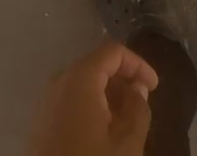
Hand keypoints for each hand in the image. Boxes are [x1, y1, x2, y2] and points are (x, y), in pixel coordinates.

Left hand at [29, 41, 159, 155]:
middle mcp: (60, 80)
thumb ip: (138, 110)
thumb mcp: (127, 144)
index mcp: (80, 77)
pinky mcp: (42, 119)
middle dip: (122, 81)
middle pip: (96, 65)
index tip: (155, 87)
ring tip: (126, 122)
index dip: (138, 64)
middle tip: (142, 106)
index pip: (113, 52)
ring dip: (108, 96)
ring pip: (83, 83)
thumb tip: (136, 88)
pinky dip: (91, 106)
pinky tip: (103, 132)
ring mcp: (47, 99)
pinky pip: (71, 99)